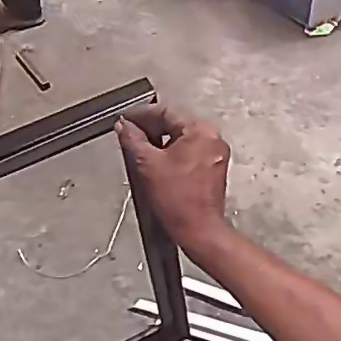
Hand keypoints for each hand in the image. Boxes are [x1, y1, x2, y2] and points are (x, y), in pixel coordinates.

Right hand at [116, 106, 230, 247]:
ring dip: (161, 140)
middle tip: (131, 132)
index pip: (167, 111)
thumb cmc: (179, 201)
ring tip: (142, 148)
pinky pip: (190, 150)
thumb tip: (125, 126)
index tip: (127, 119)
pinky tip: (158, 160)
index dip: (142, 114)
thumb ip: (133, 140)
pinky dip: (173, 151)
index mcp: (201, 131)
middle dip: (151, 127)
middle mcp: (212, 139)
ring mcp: (215, 153)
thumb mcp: (147, 164)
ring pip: (183, 137)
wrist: (197, 229)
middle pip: (177, 122)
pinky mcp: (213, 167)